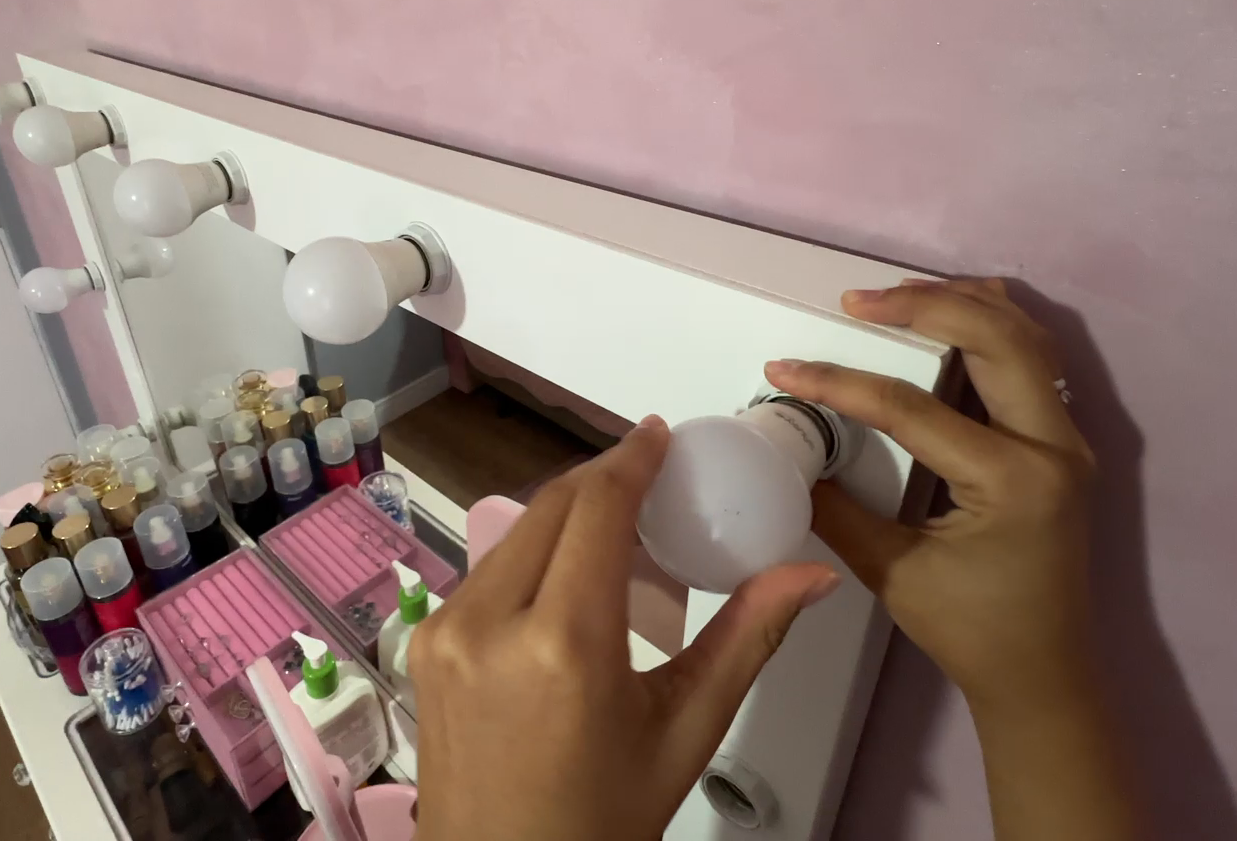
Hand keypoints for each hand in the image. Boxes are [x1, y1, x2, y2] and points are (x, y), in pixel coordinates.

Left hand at [411, 416, 841, 840]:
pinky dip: (535, 550)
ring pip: (518, 530)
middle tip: (649, 476)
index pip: (596, 510)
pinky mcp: (425, 636)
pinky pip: (489, 565)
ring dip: (568, 512)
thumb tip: (811, 574)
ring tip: (618, 524)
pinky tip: (568, 572)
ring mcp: (446, 625)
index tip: (658, 434)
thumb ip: (746, 639)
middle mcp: (489, 621)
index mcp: (562, 645)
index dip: (629, 459)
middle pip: (553, 506)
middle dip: (602, 478)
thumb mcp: (684, 733)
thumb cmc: (605, 818)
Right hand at [766, 278, 1096, 712]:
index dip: (838, 383)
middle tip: (856, 301)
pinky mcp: (1058, 441)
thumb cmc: (971, 630)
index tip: (783, 369)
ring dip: (961, 304)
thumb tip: (789, 454)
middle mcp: (1054, 447)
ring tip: (897, 294)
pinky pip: (1033, 358)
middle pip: (995, 340)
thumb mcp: (890, 570)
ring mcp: (1066, 439)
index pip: (911, 407)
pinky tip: (951, 315)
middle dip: (922, 307)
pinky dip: (990, 323)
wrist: (1044, 676)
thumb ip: (835, 506)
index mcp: (1013, 481)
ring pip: (1026, 336)